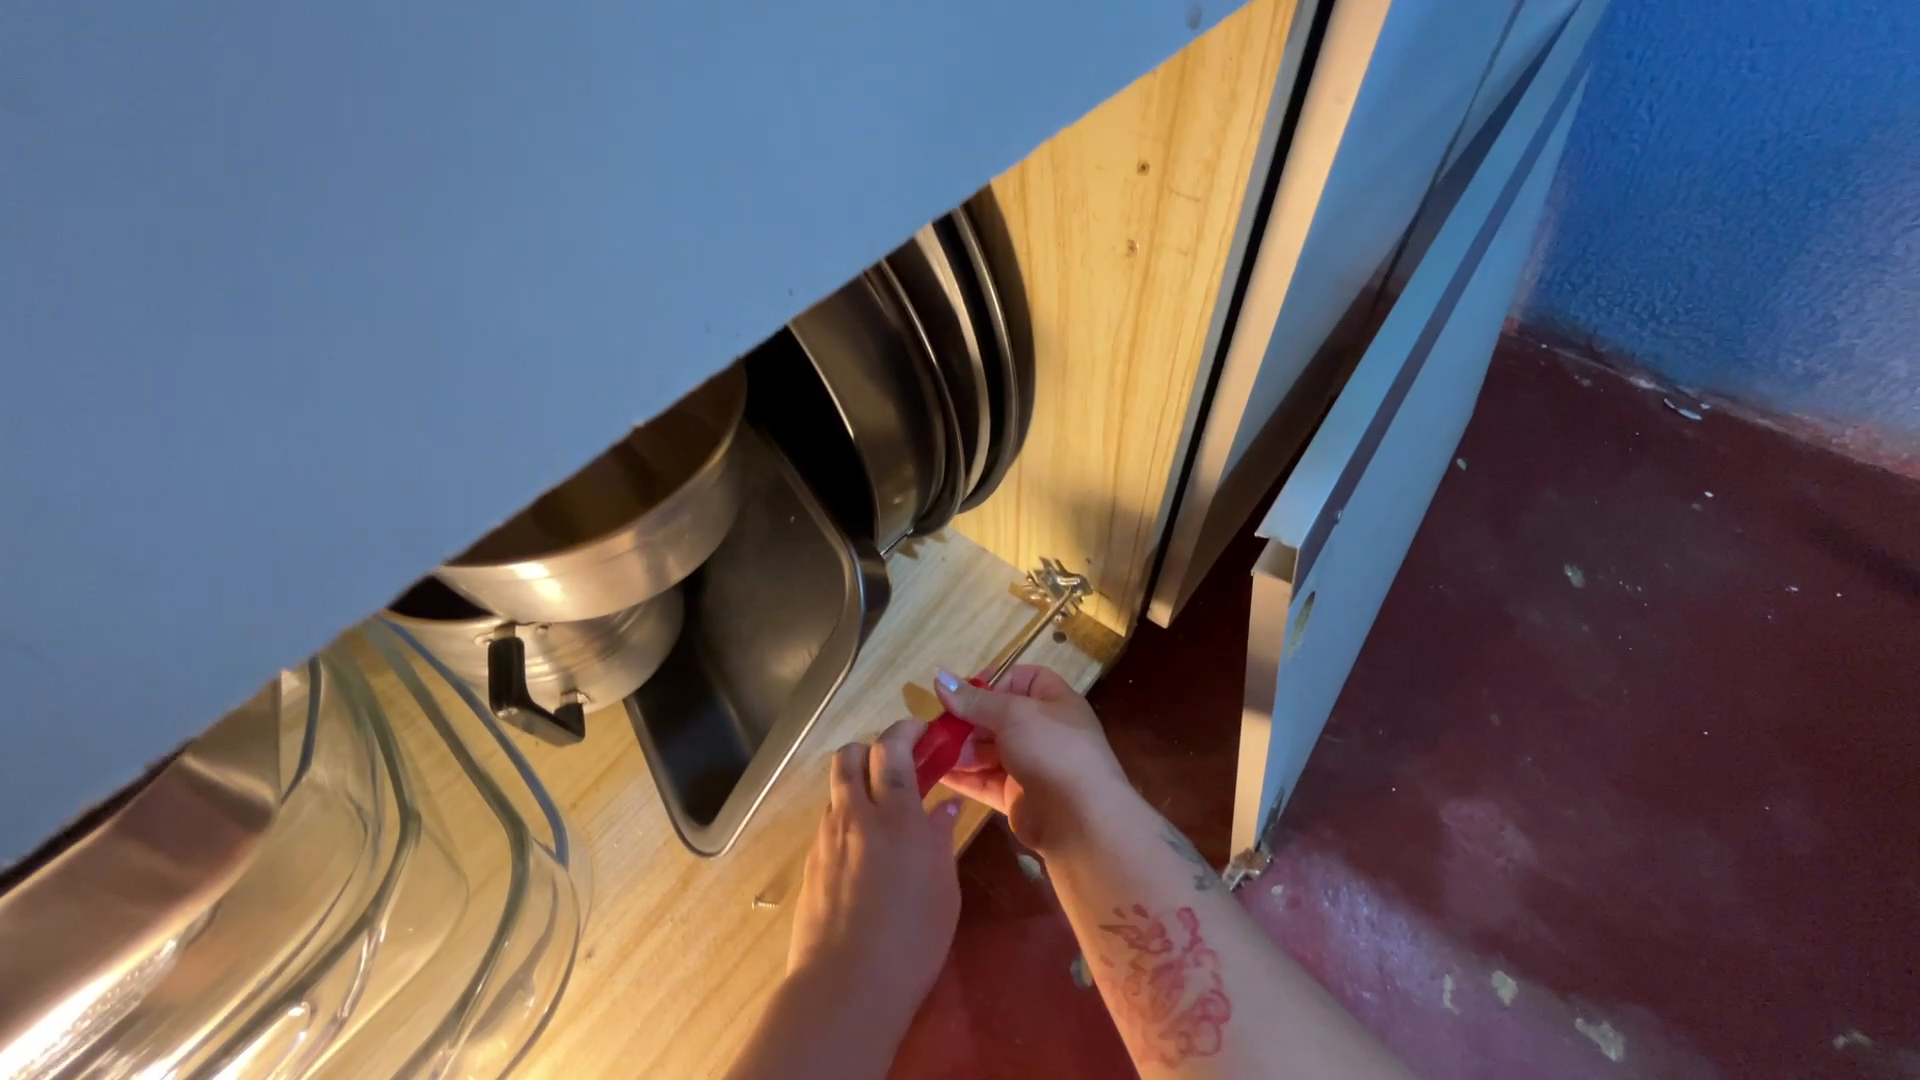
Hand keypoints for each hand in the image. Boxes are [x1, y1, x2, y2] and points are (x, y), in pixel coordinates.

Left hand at [788, 718, 962, 1028]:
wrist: (847, 986)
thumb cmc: (912, 938)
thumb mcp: (943, 887)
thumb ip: (940, 838)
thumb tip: (942, 808)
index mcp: (895, 814)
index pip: (891, 747)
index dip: (905, 729)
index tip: (922, 731)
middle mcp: (855, 815)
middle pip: (849, 755)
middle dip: (871, 748)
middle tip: (895, 767)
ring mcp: (827, 839)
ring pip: (836, 789)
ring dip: (857, 785)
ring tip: (882, 815)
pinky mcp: (811, 864)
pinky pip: (829, 824)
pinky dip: (847, 820)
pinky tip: (865, 854)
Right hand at [934, 665, 1134, 853]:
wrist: (1080, 819)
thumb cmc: (1052, 749)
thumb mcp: (1013, 714)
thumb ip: (974, 700)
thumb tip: (940, 677)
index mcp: (1054, 702)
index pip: (1023, 679)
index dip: (993, 680)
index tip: (962, 691)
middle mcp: (1044, 731)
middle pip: (998, 717)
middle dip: (967, 720)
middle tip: (936, 724)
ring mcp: (1031, 765)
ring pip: (989, 750)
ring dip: (960, 749)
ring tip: (929, 749)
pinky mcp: (1018, 796)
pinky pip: (986, 780)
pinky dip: (963, 776)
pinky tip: (935, 772)